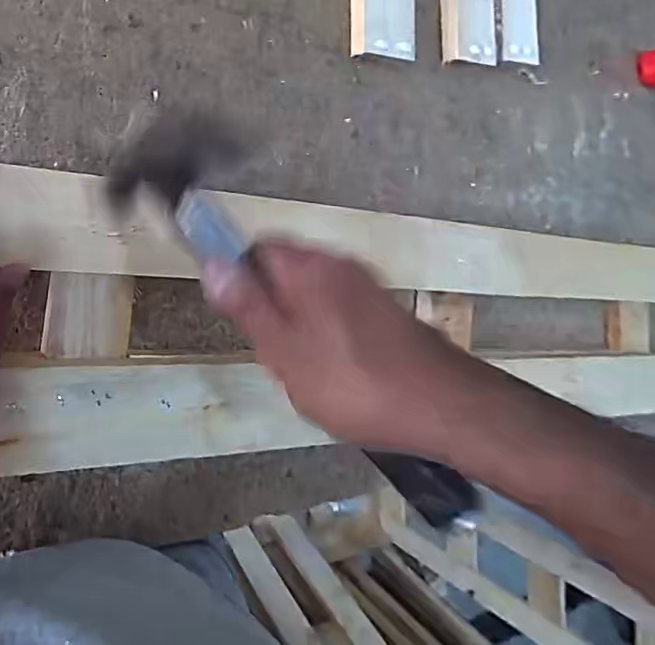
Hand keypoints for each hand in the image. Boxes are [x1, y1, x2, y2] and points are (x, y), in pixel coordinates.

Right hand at [203, 240, 495, 456]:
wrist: (443, 405)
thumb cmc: (353, 381)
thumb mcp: (285, 351)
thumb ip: (247, 305)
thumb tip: (212, 263)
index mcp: (307, 266)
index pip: (256, 248)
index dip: (239, 278)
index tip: (242, 319)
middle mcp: (336, 263)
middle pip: (283, 272)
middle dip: (272, 310)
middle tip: (277, 357)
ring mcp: (364, 284)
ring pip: (310, 295)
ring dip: (298, 327)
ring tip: (307, 374)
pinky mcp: (383, 308)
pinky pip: (337, 310)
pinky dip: (326, 335)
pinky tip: (337, 376)